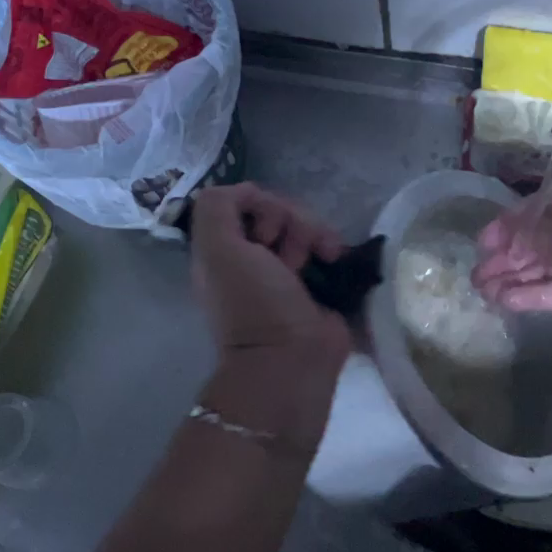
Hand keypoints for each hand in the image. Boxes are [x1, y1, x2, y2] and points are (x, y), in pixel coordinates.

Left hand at [189, 183, 350, 362]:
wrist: (291, 360)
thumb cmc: (252, 303)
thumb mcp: (216, 249)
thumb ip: (219, 206)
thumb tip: (251, 191)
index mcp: (224, 250)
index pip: (246, 202)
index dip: (261, 206)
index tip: (264, 234)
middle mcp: (253, 257)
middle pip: (278, 210)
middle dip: (291, 220)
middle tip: (291, 254)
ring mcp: (288, 269)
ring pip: (304, 224)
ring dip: (314, 232)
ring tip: (322, 256)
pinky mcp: (319, 281)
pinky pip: (326, 243)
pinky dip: (332, 244)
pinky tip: (335, 257)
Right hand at [472, 183, 551, 350]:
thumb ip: (534, 238)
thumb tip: (505, 239)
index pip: (533, 211)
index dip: (505, 226)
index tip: (479, 244)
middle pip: (535, 241)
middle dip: (504, 256)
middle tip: (474, 274)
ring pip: (542, 269)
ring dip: (513, 278)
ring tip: (481, 290)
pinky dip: (531, 295)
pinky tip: (505, 301)